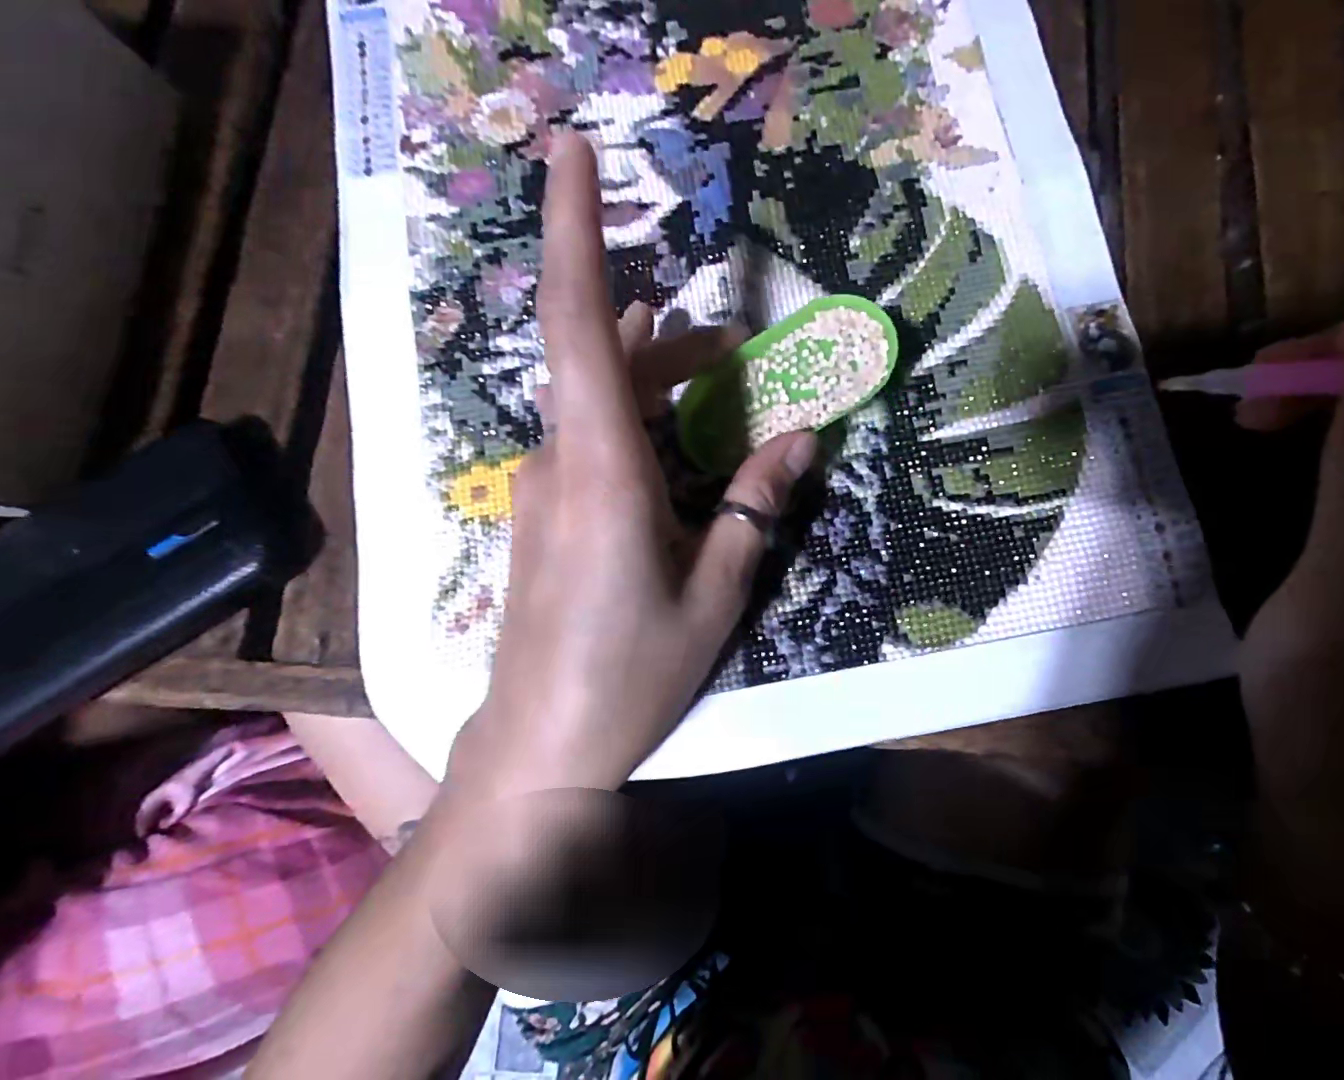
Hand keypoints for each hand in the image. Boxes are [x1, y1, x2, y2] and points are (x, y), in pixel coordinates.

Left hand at [444, 132, 818, 798]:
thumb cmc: (634, 670)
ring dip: (652, 380)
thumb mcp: (717, 591)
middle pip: (602, 360)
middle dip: (666, 337)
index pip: (581, 327)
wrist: (542, 743)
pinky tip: (671, 445)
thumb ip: (754, 504)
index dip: (575, 234)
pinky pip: (586, 439)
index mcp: (602, 470)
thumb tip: (803, 437)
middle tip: (736, 348)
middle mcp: (559, 460)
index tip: (573, 154)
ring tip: (718, 384)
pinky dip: (632, 421)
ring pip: (594, 401)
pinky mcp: (541, 512)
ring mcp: (540, 486)